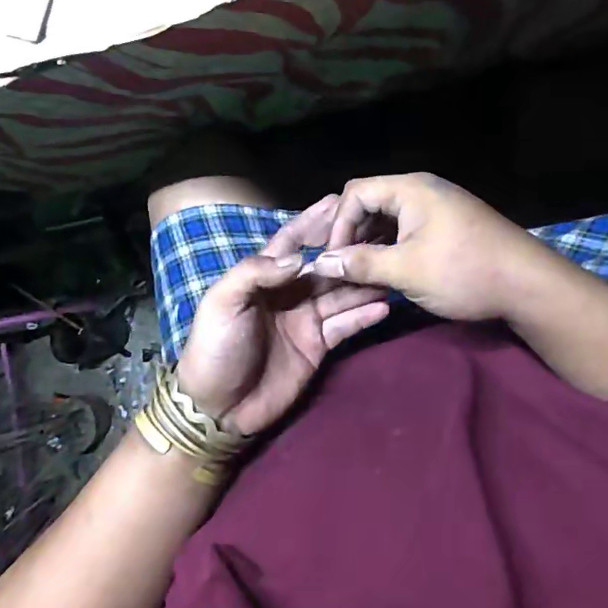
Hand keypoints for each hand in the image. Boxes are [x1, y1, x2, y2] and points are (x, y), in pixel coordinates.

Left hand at [175, 196, 390, 436]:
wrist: (218, 407)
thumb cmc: (215, 348)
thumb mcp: (222, 302)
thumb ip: (255, 272)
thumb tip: (299, 256)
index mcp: (261, 278)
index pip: (291, 242)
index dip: (313, 222)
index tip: (339, 200)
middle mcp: (287, 294)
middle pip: (324, 267)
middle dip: (349, 249)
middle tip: (383, 230)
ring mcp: (304, 321)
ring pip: (341, 294)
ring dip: (364, 281)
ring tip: (393, 265)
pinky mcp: (317, 348)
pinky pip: (345, 326)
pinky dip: (364, 316)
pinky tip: (386, 304)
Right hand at [310, 173, 546, 321]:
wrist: (530, 286)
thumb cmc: (464, 272)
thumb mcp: (406, 271)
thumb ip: (360, 264)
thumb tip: (320, 263)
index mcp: (411, 189)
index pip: (355, 193)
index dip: (338, 225)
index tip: (335, 259)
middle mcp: (422, 189)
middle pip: (370, 202)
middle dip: (352, 234)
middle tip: (344, 268)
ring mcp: (437, 206)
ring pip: (387, 218)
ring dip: (371, 244)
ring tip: (362, 274)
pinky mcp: (447, 224)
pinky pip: (406, 228)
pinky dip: (391, 247)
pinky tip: (388, 272)